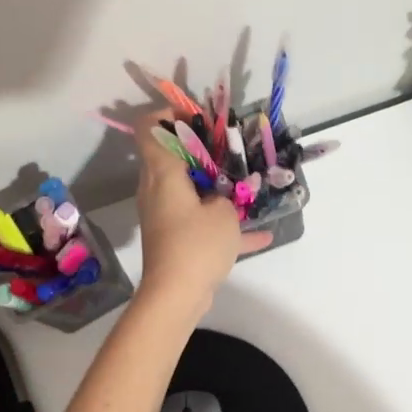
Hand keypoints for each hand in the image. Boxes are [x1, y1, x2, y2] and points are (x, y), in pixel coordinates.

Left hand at [132, 112, 269, 313]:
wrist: (176, 296)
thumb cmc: (197, 245)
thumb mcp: (224, 213)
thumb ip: (227, 194)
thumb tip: (222, 195)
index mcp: (162, 173)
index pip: (150, 128)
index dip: (170, 115)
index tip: (200, 119)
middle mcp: (157, 189)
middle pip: (172, 156)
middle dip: (202, 150)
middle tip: (231, 152)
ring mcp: (164, 215)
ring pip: (188, 189)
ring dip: (214, 185)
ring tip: (246, 186)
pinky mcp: (174, 239)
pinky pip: (200, 223)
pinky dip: (224, 225)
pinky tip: (261, 235)